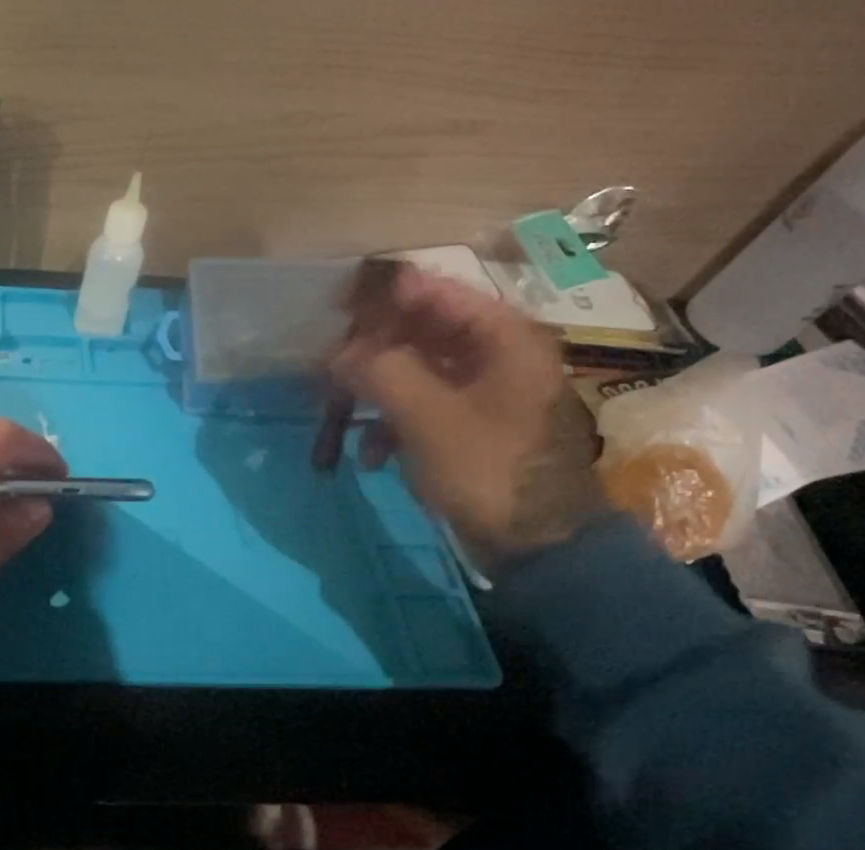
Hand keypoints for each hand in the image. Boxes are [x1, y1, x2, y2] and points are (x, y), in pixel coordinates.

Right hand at [321, 261, 607, 566]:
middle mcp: (497, 353)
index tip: (332, 308)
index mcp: (500, 336)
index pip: (433, 292)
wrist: (538, 543)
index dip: (381, 295)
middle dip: (369, 351)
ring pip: (416, 372)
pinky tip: (370, 456)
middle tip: (325, 370)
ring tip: (336, 416)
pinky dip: (391, 424)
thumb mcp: (428, 417)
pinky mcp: (472, 427)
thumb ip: (380, 372)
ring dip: (374, 392)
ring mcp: (485, 392)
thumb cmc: (487, 470)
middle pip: (420, 331)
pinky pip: (423, 407)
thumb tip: (338, 352)